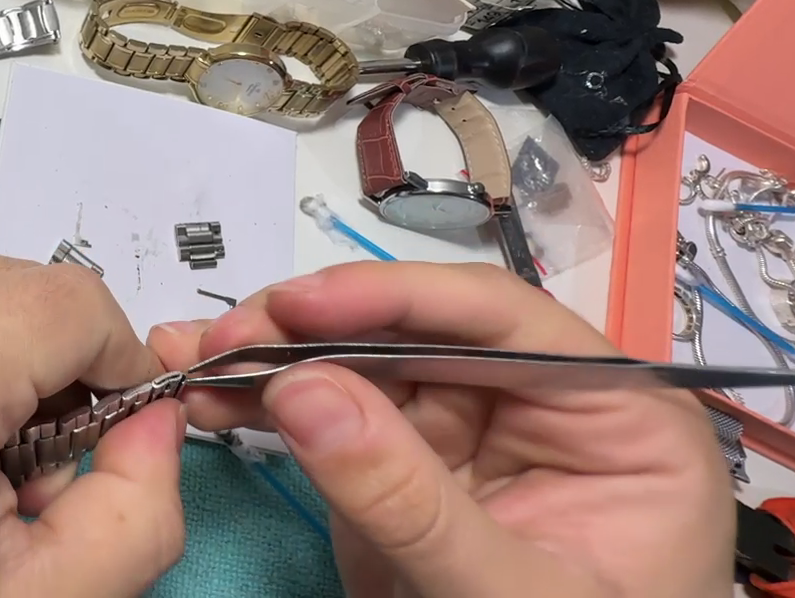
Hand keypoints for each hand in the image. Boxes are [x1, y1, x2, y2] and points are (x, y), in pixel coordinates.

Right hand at [149, 262, 732, 597]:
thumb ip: (408, 498)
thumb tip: (297, 386)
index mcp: (608, 411)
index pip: (492, 316)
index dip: (386, 295)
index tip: (292, 305)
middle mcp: (523, 392)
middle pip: (396, 323)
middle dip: (297, 327)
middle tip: (218, 343)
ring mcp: (449, 416)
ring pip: (340, 351)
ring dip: (259, 355)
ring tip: (186, 360)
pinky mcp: (388, 444)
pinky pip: (314, 399)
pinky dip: (254, 395)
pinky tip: (201, 391)